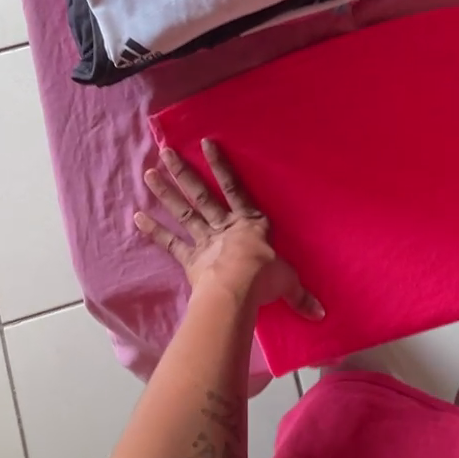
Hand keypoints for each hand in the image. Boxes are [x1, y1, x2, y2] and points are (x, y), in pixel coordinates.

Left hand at [134, 139, 324, 319]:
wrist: (238, 292)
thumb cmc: (265, 278)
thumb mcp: (289, 283)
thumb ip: (300, 295)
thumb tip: (321, 314)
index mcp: (250, 224)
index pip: (235, 187)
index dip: (221, 165)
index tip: (206, 143)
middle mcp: (225, 227)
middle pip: (201, 194)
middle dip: (183, 172)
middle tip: (165, 151)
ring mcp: (205, 241)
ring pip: (183, 212)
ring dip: (165, 193)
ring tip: (149, 173)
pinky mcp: (191, 260)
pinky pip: (170, 244)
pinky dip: (154, 231)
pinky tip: (137, 216)